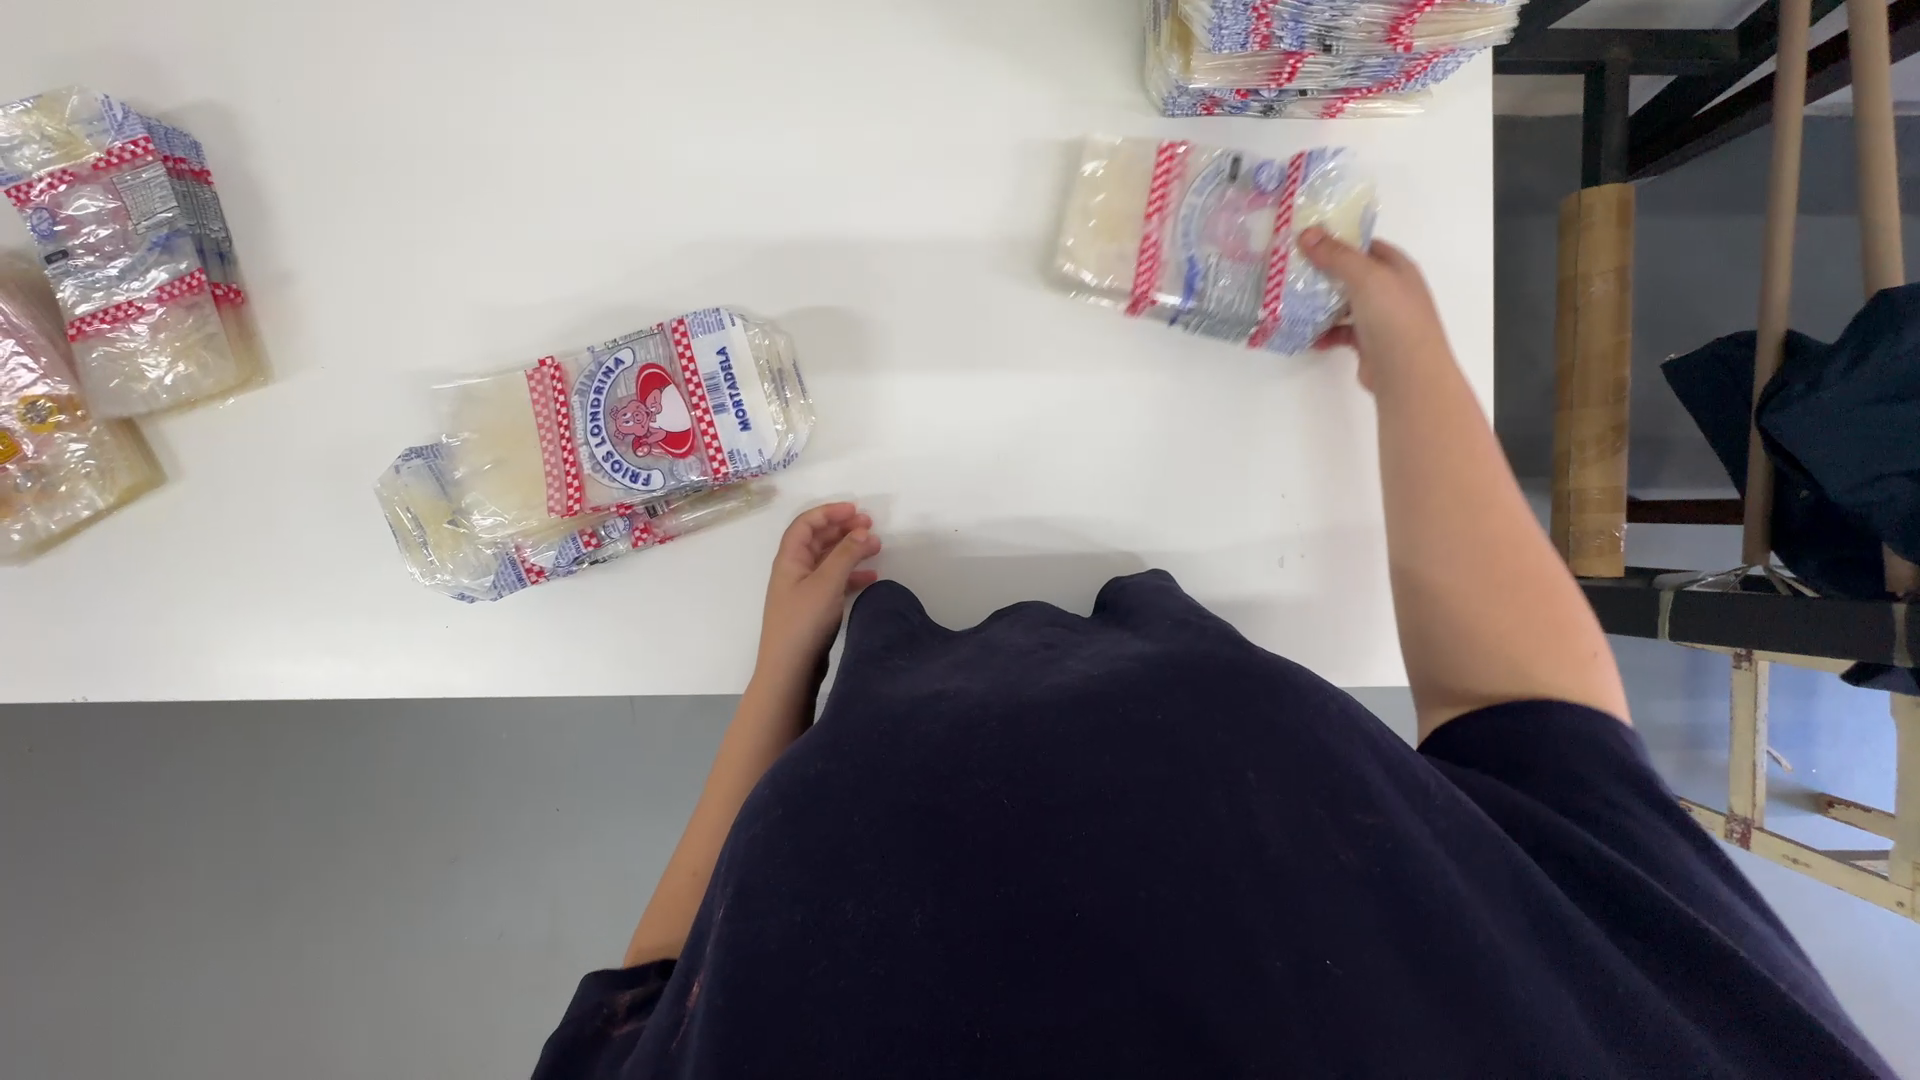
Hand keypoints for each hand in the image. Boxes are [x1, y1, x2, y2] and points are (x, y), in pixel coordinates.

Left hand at [755, 502, 882, 688]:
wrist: (789, 670)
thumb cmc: (803, 622)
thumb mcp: (826, 583)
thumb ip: (845, 554)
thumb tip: (863, 531)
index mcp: (789, 559)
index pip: (806, 524)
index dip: (829, 512)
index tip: (856, 510)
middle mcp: (794, 571)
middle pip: (818, 540)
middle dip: (843, 529)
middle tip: (870, 525)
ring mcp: (804, 590)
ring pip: (829, 560)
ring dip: (850, 550)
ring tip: (877, 548)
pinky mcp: (814, 609)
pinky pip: (835, 582)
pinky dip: (852, 575)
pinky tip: (871, 577)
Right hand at [1298, 227, 1452, 392]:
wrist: (1406, 371)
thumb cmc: (1393, 316)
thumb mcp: (1365, 278)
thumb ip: (1337, 256)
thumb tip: (1307, 232)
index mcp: (1396, 267)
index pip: (1364, 246)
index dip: (1338, 241)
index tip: (1306, 242)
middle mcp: (1390, 289)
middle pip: (1351, 275)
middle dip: (1323, 274)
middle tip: (1291, 272)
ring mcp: (1379, 317)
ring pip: (1343, 304)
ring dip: (1320, 306)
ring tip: (1292, 304)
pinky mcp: (1367, 342)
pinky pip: (1340, 332)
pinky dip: (1324, 333)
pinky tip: (1307, 336)